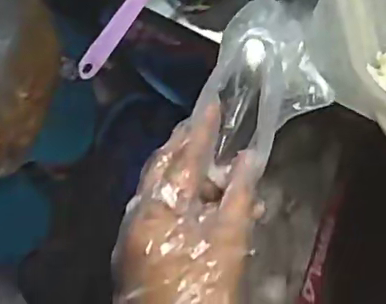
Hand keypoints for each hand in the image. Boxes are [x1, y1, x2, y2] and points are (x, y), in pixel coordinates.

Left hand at [115, 103, 258, 303]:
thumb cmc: (204, 288)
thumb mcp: (230, 237)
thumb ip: (241, 189)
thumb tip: (251, 154)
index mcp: (156, 208)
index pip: (183, 154)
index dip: (203, 127)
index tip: (215, 100)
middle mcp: (137, 218)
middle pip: (163, 168)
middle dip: (188, 145)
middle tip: (211, 124)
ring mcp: (134, 240)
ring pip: (162, 190)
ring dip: (191, 175)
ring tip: (224, 171)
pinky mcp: (140, 258)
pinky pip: (161, 212)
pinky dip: (185, 199)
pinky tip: (212, 203)